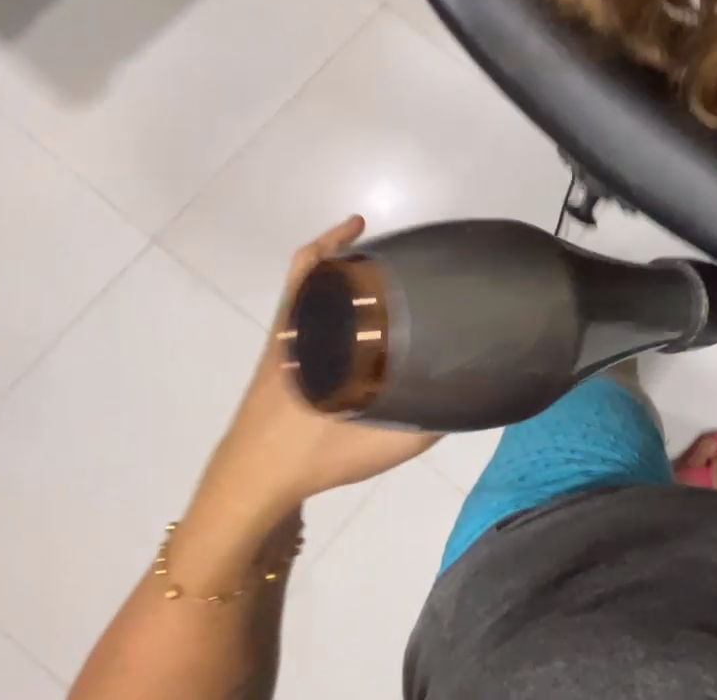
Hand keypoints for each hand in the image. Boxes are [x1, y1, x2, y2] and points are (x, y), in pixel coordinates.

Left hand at [190, 217, 438, 530]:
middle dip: (341, 259)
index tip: (361, 225)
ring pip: (301, 303)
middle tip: (384, 254)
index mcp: (310, 339)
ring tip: (374, 284)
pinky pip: (297, 326)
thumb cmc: (311, 458)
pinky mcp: (274, 375)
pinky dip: (322, 314)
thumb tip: (469, 401)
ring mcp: (279, 356)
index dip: (333, 243)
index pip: (311, 275)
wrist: (247, 491)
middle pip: (306, 279)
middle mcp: (293, 337)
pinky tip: (353, 336)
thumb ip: (429, 423)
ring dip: (331, 285)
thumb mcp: (383, 444)